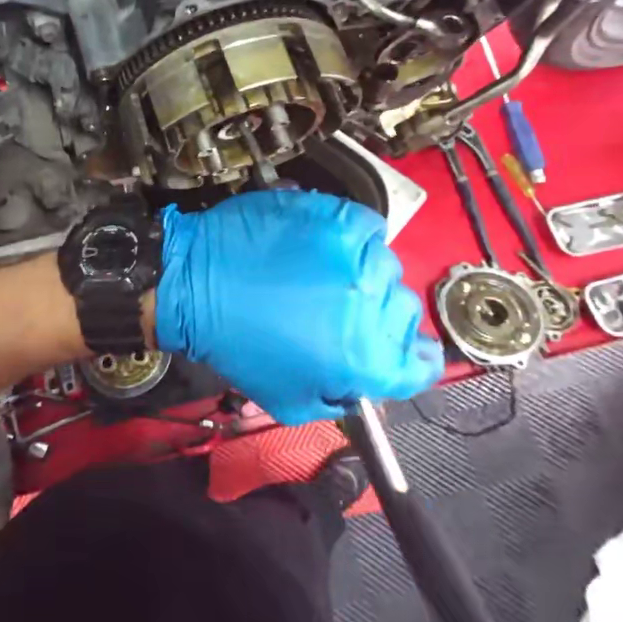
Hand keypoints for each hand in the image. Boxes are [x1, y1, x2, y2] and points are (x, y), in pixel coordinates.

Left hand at [155, 190, 443, 424]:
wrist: (199, 282)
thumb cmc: (239, 343)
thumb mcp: (289, 401)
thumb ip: (342, 398)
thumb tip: (371, 384)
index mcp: (363, 357)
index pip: (423, 363)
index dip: (416, 359)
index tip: (407, 352)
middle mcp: (370, 305)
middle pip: (405, 311)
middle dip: (381, 317)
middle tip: (347, 312)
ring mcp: (357, 257)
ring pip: (387, 267)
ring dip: (366, 276)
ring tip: (328, 277)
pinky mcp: (341, 220)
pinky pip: (370, 229)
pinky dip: (357, 239)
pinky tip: (330, 249)